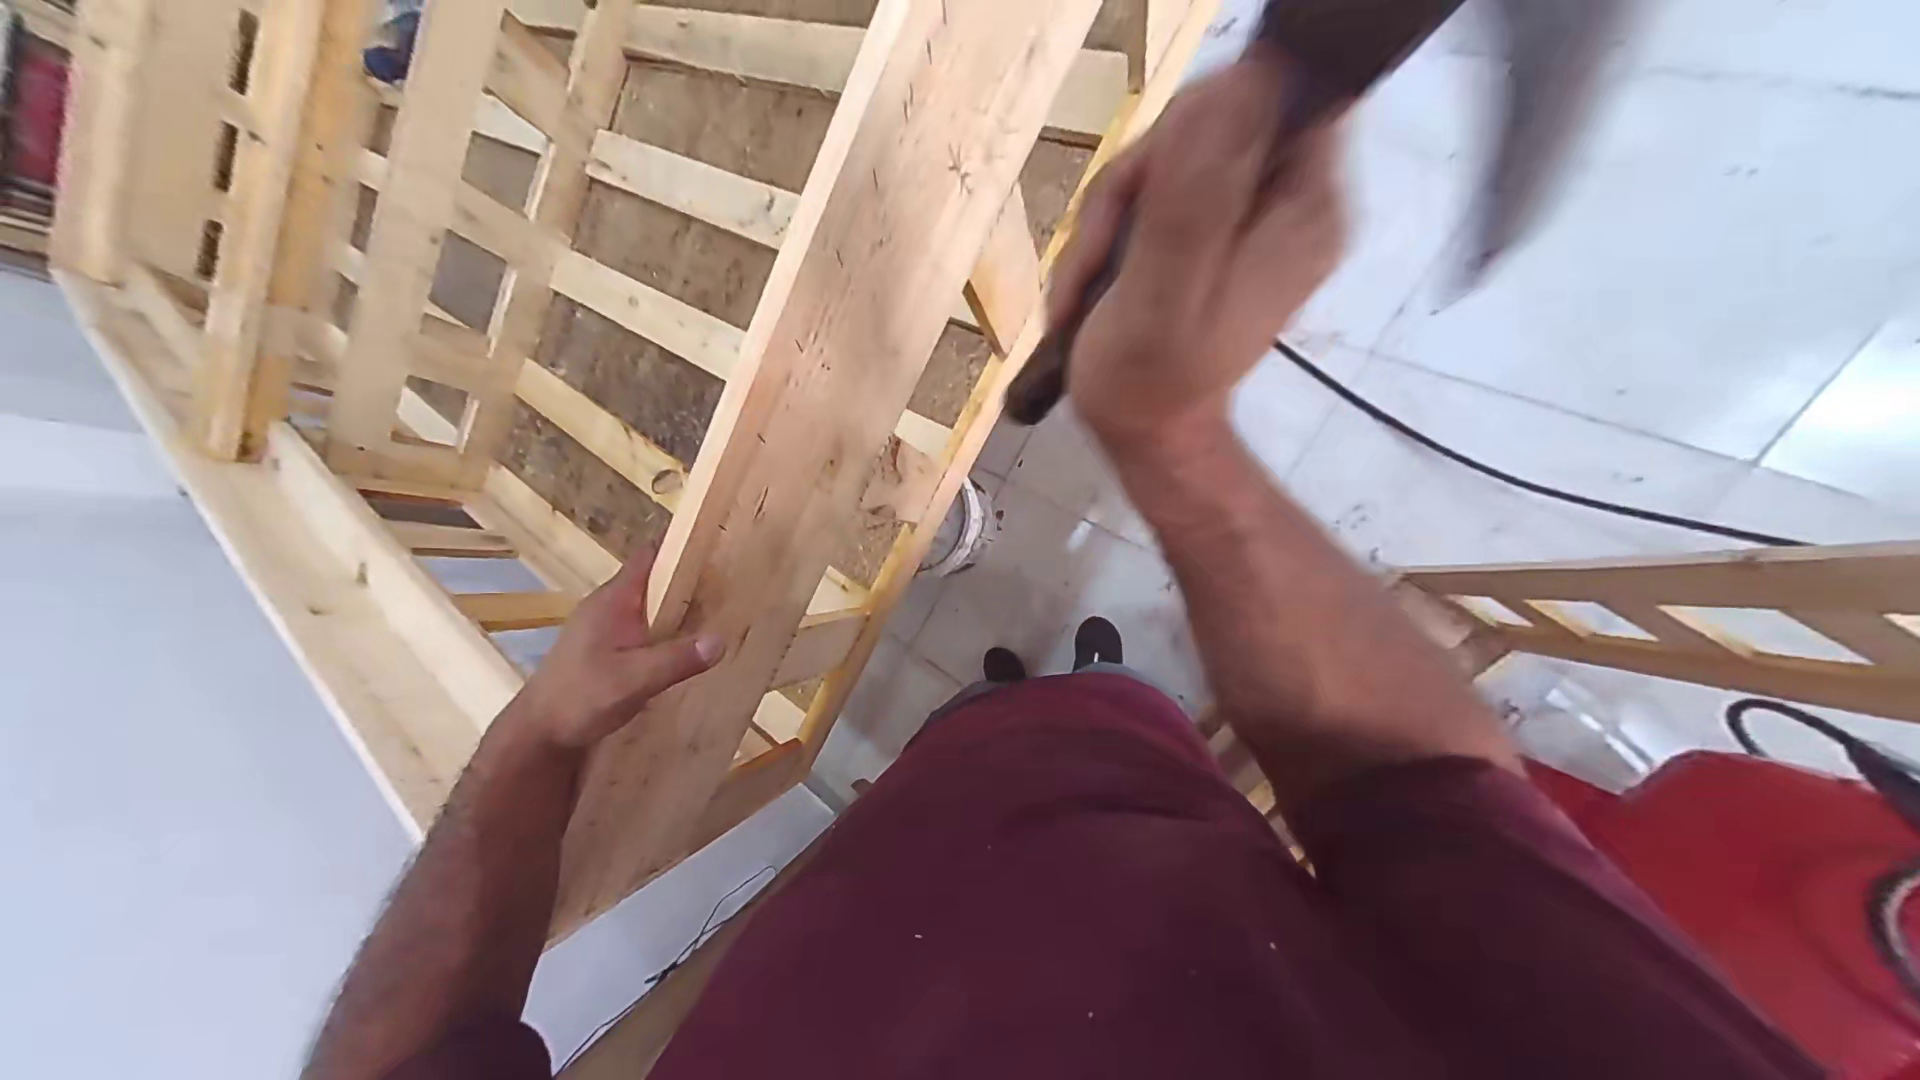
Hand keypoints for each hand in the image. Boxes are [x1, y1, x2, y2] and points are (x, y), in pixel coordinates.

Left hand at [503, 551, 723, 750]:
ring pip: (650, 603)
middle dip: (689, 577)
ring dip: (679, 605)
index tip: (716, 542)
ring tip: (719, 611)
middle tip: (732, 582)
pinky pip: (645, 624)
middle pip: (655, 577)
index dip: (680, 544)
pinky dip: (667, 627)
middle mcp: (609, 605)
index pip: (650, 555)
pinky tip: (686, 644)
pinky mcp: (605, 647)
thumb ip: (677, 659)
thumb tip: (721, 640)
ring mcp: (605, 626)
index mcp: (615, 600)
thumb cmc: (580, 698)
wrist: (537, 735)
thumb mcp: (635, 679)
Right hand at [1053, 52, 1346, 450]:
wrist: (1145, 432)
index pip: (1267, 97)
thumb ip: (1192, 203)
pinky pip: (1152, 196)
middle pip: (1205, 125)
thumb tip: (1230, 89)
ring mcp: (1246, 217)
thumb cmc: (1146, 384)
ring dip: (1106, 222)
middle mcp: (1287, 201)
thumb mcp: (1160, 299)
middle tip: (1093, 258)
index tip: (1135, 197)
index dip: (1189, 130)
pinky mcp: (1209, 234)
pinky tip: (1090, 285)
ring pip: (1166, 162)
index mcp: (1300, 211)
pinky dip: (1109, 237)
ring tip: (1082, 289)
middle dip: (1129, 190)